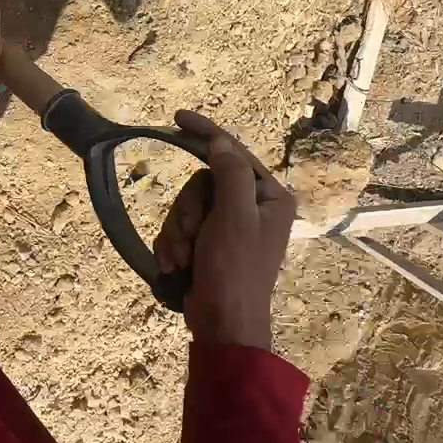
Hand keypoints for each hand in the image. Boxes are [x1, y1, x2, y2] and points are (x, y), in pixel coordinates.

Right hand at [152, 111, 295, 349]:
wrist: (223, 325)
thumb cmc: (235, 270)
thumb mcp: (234, 217)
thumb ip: (230, 174)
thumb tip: (220, 143)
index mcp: (269, 198)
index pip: (233, 152)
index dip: (205, 133)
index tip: (177, 117)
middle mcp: (251, 208)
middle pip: (202, 182)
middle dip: (188, 210)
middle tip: (190, 237)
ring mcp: (228, 227)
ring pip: (187, 205)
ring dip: (177, 232)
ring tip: (183, 258)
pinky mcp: (207, 244)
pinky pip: (179, 227)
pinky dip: (173, 245)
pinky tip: (178, 266)